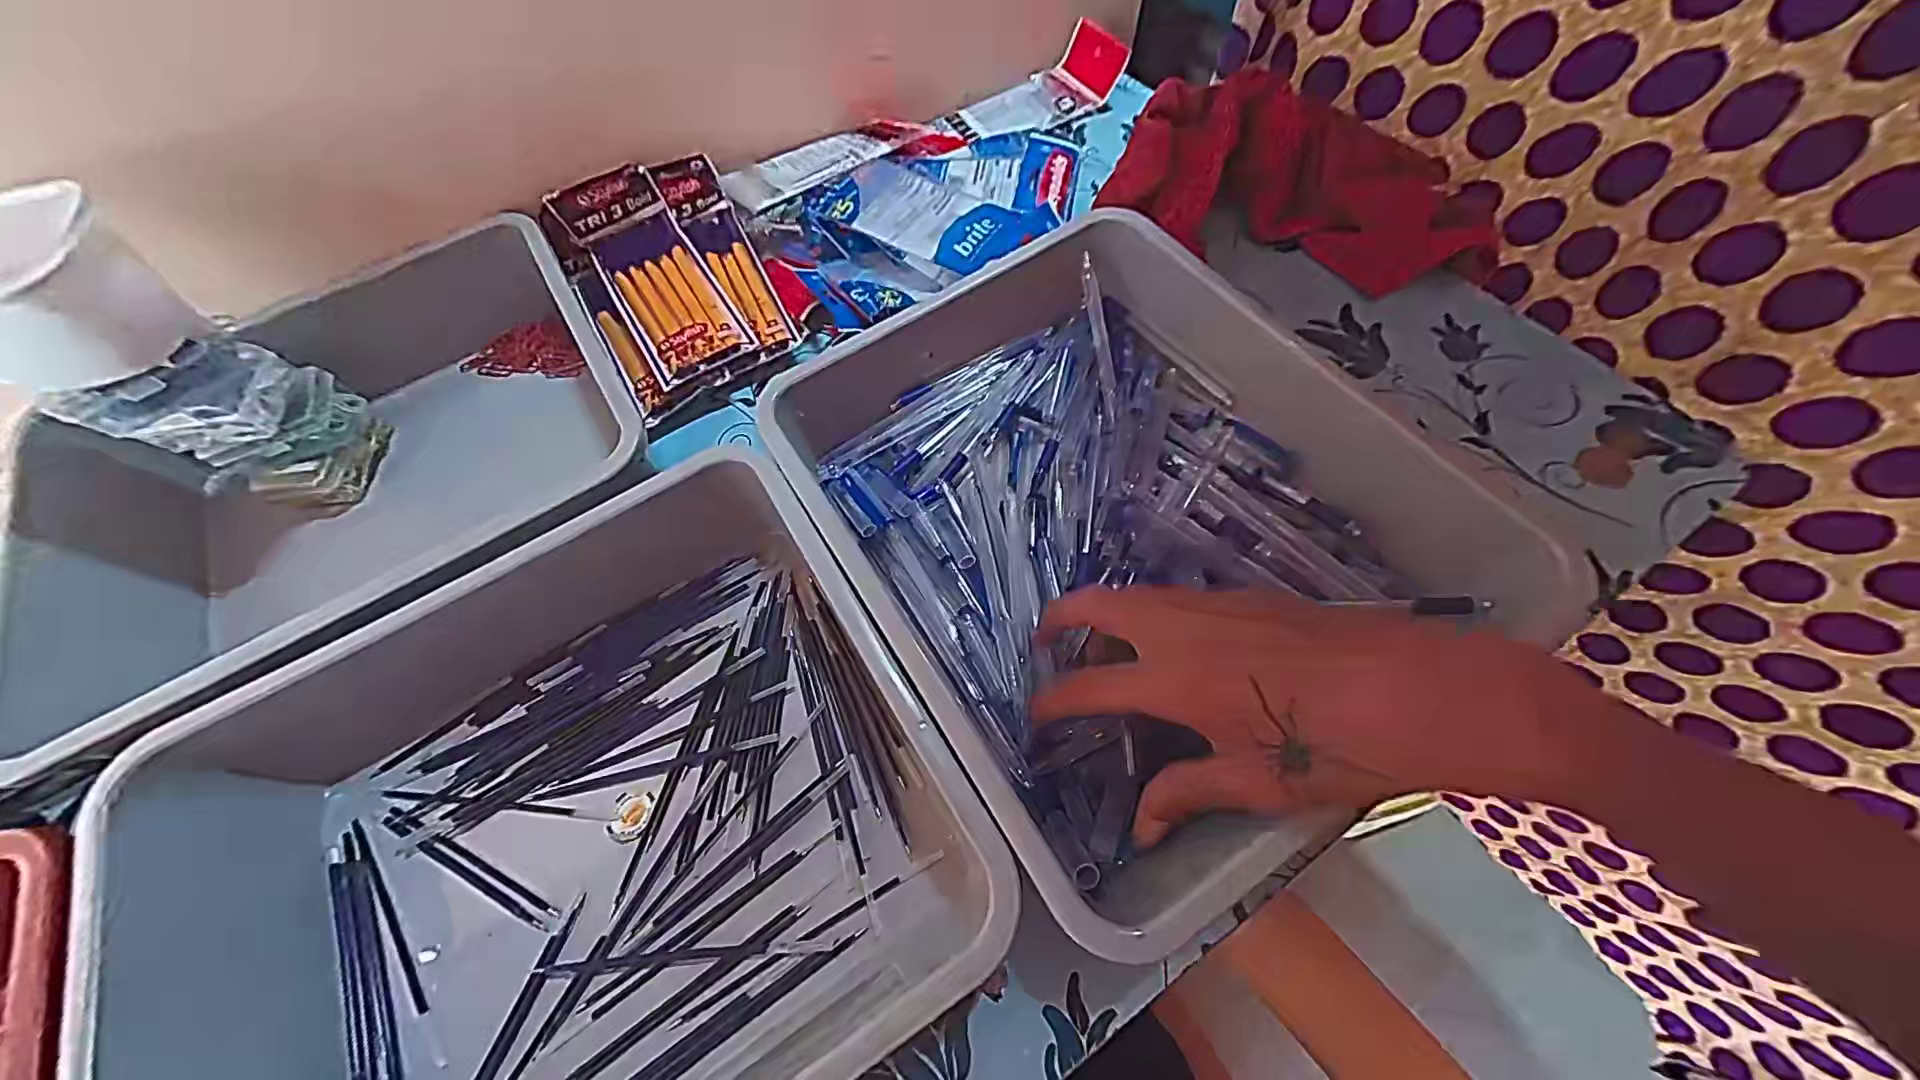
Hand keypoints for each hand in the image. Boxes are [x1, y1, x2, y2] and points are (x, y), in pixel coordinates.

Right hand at [1030, 586, 1623, 847]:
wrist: (1420, 690)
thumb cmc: (1331, 746)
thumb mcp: (1252, 782)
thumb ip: (1186, 794)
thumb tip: (1143, 827)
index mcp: (1172, 679)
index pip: (1088, 684)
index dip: (1053, 699)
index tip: (1036, 711)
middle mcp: (1180, 628)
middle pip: (1098, 604)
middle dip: (1061, 618)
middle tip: (1046, 642)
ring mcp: (1214, 603)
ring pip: (1138, 595)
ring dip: (1107, 615)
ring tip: (1108, 650)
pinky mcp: (1248, 596)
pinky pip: (1177, 599)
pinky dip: (1152, 615)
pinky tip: (1177, 647)